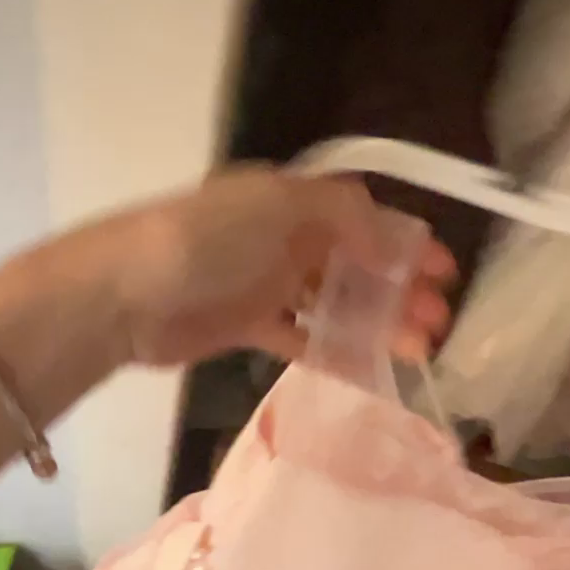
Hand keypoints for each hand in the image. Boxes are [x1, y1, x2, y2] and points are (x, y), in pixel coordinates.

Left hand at [79, 165, 455, 366]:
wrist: (127, 295)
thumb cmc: (207, 241)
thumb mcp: (278, 208)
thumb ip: (344, 217)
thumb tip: (396, 234)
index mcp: (291, 202)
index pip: (362, 218)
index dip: (404, 243)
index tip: (443, 272)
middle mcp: (283, 240)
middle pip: (354, 265)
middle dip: (398, 289)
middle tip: (435, 321)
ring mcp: (266, 285)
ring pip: (334, 305)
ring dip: (376, 323)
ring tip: (415, 348)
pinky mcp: (249, 327)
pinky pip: (303, 339)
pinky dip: (335, 351)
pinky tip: (369, 368)